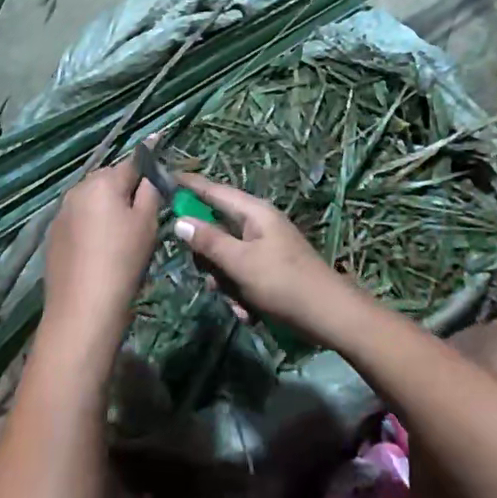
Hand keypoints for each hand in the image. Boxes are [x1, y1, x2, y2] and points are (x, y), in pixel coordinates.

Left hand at [41, 158, 162, 352]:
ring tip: (123, 228)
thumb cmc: (122, 261)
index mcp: (103, 181)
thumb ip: (150, 191)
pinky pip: (79, 217)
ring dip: (107, 203)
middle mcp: (78, 188)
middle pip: (109, 178)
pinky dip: (92, 221)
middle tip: (146, 205)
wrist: (82, 308)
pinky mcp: (53, 233)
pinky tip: (100, 244)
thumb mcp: (146, 224)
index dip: (148, 152)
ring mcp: (61, 211)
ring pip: (92, 198)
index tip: (157, 137)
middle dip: (126, 184)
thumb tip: (150, 172)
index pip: (132, 160)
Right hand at [172, 174, 363, 336]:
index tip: (165, 179)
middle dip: (210, 260)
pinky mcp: (269, 269)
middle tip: (213, 280)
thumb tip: (180, 220)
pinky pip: (240, 275)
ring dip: (226, 283)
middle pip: (215, 230)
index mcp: (253, 213)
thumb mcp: (241, 263)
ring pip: (225, 258)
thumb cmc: (284, 283)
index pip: (213, 190)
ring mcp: (264, 247)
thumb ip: (208, 241)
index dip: (189, 184)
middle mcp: (257, 225)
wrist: (331, 318)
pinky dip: (241, 294)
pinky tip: (250, 313)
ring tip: (240, 304)